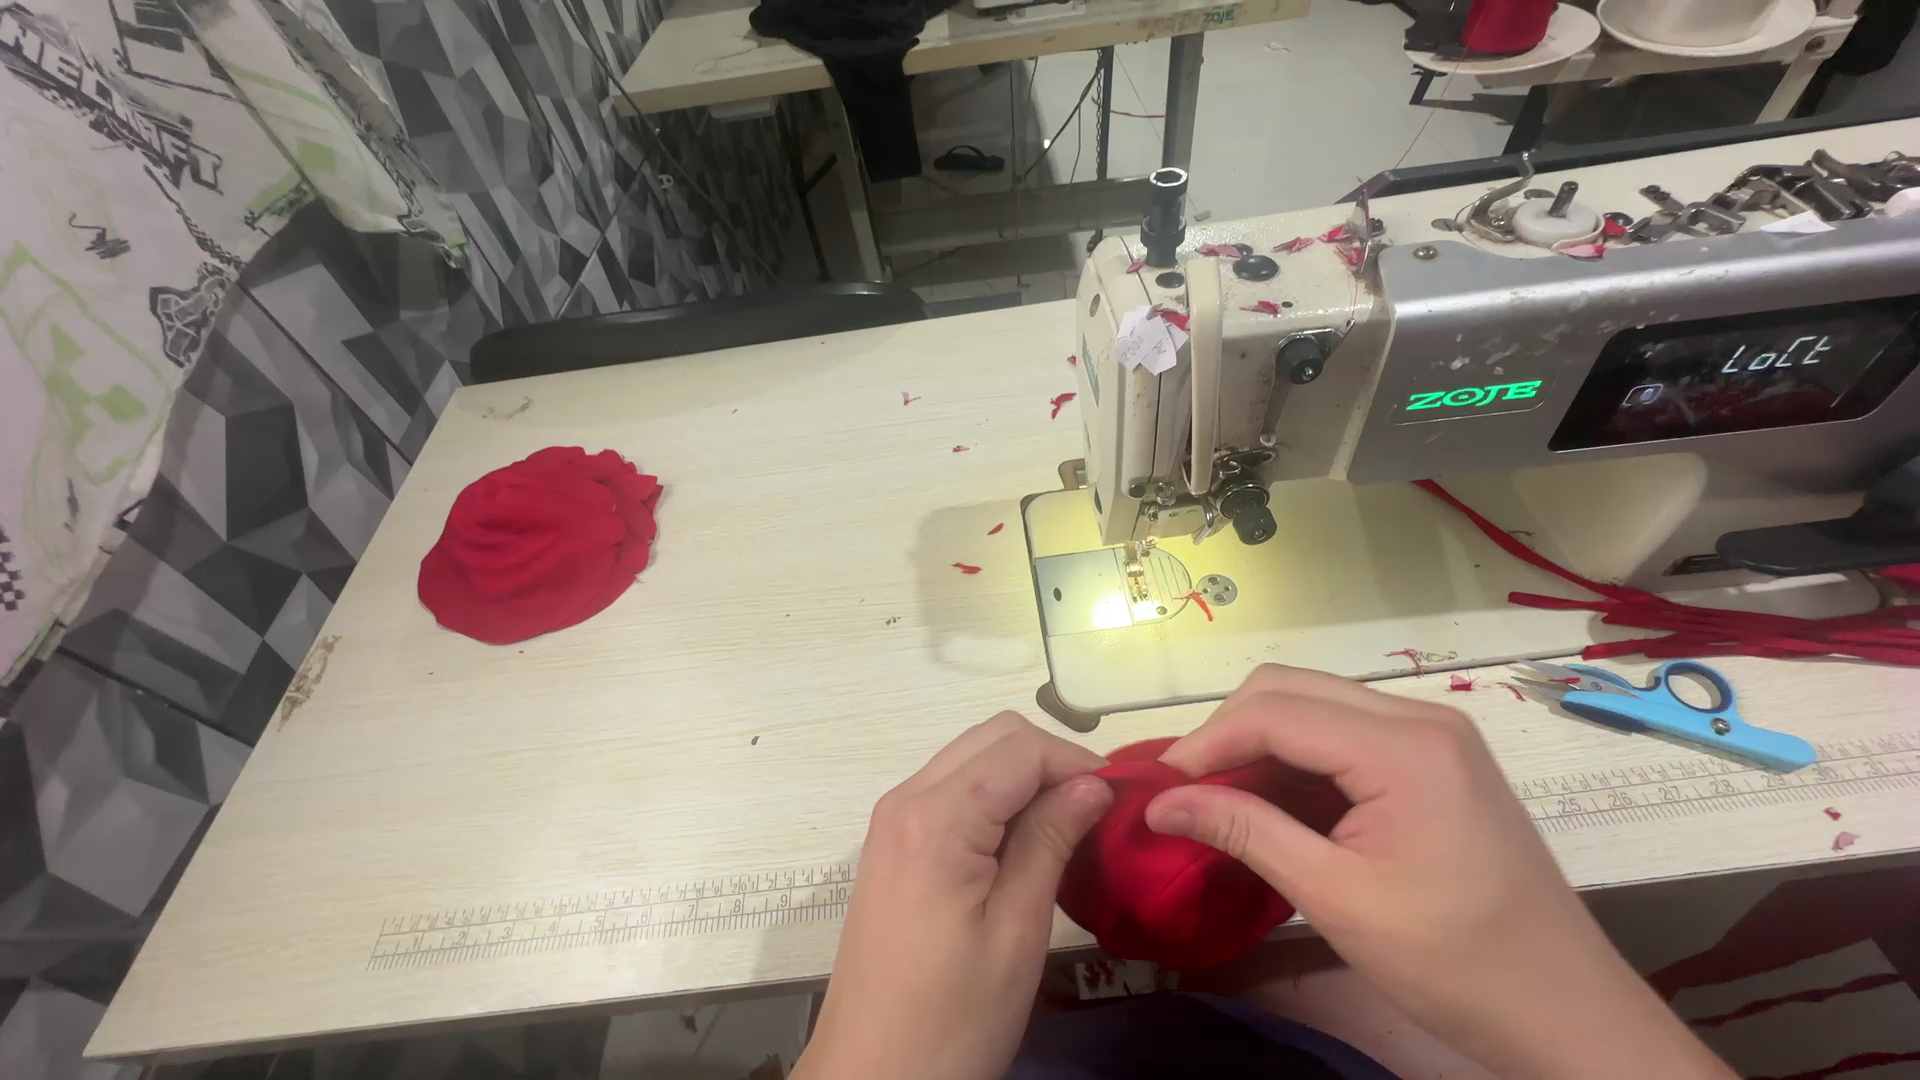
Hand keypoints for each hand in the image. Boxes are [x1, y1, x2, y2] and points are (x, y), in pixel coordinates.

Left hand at [794, 712, 1111, 1079]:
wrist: (870, 1076)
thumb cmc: (952, 1017)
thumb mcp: (1017, 932)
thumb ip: (1050, 841)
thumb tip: (1093, 784)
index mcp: (936, 817)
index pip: (1019, 748)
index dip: (1075, 761)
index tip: (1118, 797)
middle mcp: (906, 797)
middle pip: (992, 737)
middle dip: (1050, 759)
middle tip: (1093, 810)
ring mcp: (894, 816)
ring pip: (973, 755)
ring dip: (1023, 775)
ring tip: (1065, 825)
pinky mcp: (894, 838)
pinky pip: (953, 786)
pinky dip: (995, 794)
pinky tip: (1021, 838)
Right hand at [1144, 665, 1732, 1078]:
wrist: (1568, 1014)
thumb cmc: (1455, 964)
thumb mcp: (1336, 899)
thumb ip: (1244, 831)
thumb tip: (1159, 803)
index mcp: (1404, 748)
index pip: (1274, 712)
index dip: (1205, 743)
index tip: (1159, 788)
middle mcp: (1418, 717)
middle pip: (1288, 689)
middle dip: (1226, 733)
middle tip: (1187, 790)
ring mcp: (1428, 732)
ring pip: (1309, 703)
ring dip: (1255, 743)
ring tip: (1217, 796)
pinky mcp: (1429, 755)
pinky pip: (1338, 731)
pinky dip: (1291, 758)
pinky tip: (1269, 800)